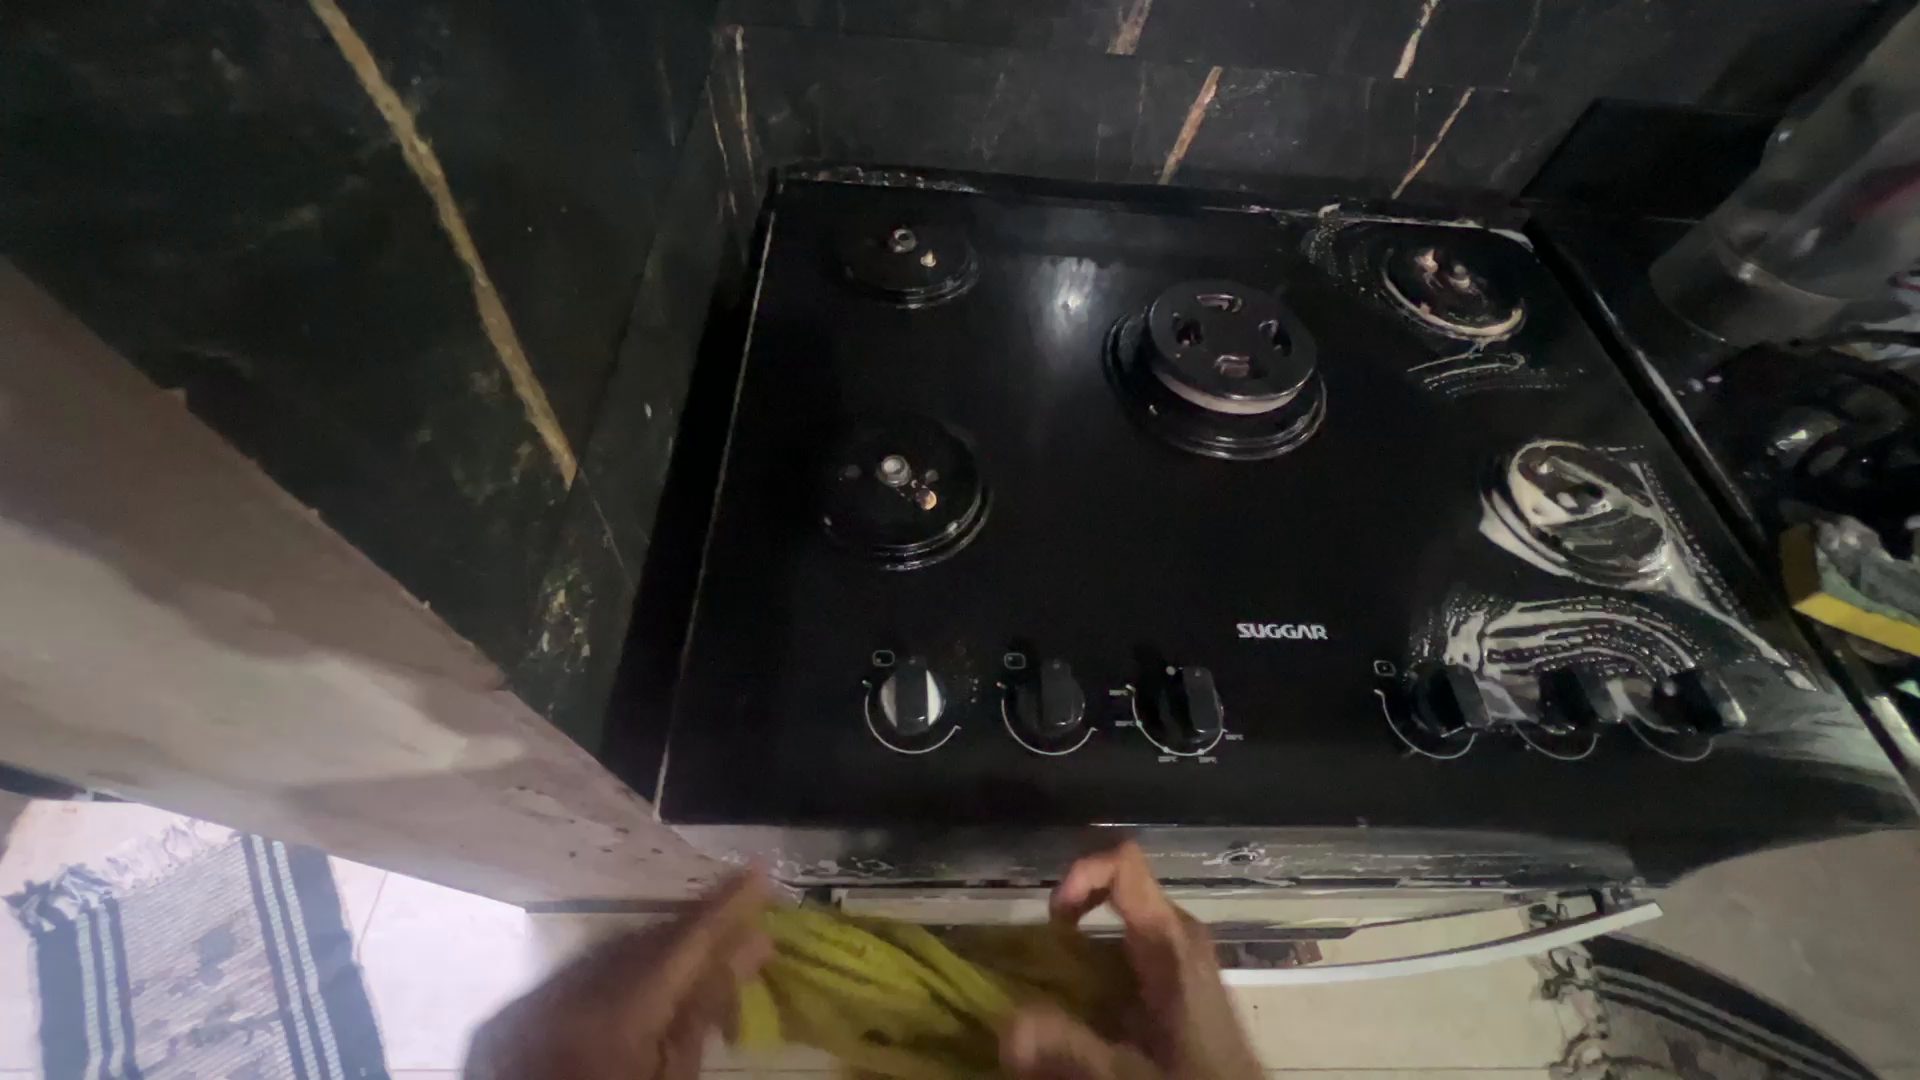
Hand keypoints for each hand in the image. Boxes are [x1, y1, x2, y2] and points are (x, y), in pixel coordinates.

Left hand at [465, 870, 771, 1079]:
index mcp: (616, 1012)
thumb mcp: (672, 1079)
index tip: (761, 871)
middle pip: (647, 941)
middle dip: (698, 932)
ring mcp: (530, 1003)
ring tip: (698, 961)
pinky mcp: (505, 1021)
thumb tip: (752, 944)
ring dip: (659, 951)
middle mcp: (567, 991)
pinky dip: (615, 976)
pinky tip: (642, 989)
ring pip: (611, 954)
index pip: (685, 940)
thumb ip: (705, 1007)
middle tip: (743, 929)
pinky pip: (576, 978)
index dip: (727, 905)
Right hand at [1000, 843, 1261, 1079]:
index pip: (1124, 863)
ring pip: (1118, 924)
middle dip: (1070, 918)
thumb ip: (1070, 1048)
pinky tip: (1086, 1017)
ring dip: (1080, 950)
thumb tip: (1006, 1026)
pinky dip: (1098, 972)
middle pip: (1114, 891)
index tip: (1053, 918)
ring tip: (1054, 991)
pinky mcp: (1179, 980)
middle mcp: (1177, 933)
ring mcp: (1180, 955)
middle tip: (1042, 958)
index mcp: (1170, 937)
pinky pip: (1129, 952)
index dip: (1081, 872)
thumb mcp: (1130, 1073)